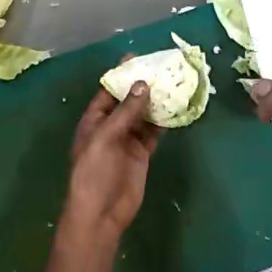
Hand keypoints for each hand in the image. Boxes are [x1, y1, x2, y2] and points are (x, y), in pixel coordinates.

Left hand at [61, 82, 161, 243]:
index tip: (138, 57)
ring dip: (157, 101)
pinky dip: (164, 121)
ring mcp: (127, 139)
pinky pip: (154, 132)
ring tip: (175, 83)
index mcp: (95, 119)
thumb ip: (125, 112)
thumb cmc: (94, 173)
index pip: (109, 90)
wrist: (100, 214)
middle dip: (143, 85)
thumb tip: (143, 85)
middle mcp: (111, 126)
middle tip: (164, 67)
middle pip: (129, 100)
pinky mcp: (141, 153)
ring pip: (144, 114)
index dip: (122, 74)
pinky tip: (177, 109)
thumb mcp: (105, 138)